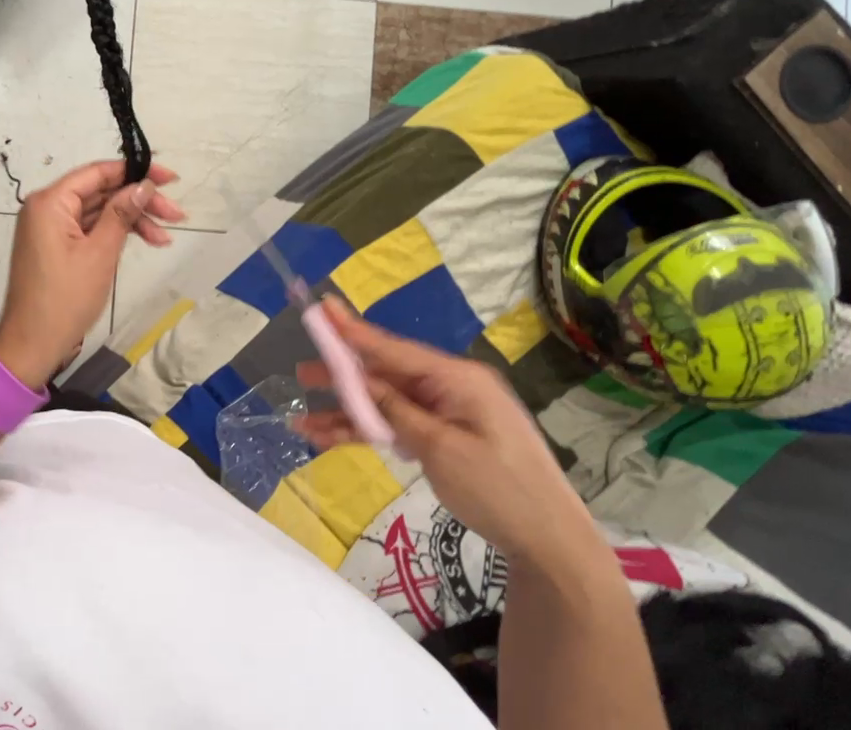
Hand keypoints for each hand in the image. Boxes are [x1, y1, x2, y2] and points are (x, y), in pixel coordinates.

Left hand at [0, 160, 183, 388]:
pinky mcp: (55, 246)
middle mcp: (46, 208)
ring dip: (131, 220)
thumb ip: (121, 213)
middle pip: (99, 191)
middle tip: (176, 215)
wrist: (33, 343)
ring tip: (165, 237)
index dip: (134, 172)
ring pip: (97, 211)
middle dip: (138, 200)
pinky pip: (89, 229)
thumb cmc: (65, 298)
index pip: (96, 173)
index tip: (170, 178)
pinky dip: (115, 234)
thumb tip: (143, 184)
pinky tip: (145, 242)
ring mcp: (49, 228)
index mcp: (49, 202)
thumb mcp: (99, 253)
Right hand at [295, 300, 592, 565]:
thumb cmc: (499, 490)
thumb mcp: (440, 448)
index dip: (352, 331)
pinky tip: (331, 439)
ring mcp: (448, 413)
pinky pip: (396, 425)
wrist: (550, 542)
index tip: (321, 307)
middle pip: (384, 374)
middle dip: (341, 377)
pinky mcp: (444, 436)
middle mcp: (450, 388)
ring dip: (346, 414)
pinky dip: (367, 432)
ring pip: (384, 403)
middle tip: (301, 376)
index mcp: (456, 379)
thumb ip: (394, 410)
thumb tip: (356, 377)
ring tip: (303, 424)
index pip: (392, 349)